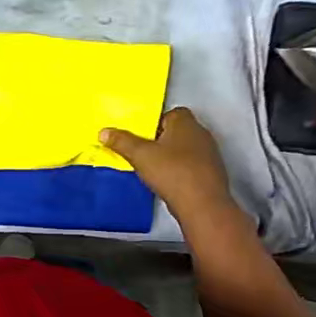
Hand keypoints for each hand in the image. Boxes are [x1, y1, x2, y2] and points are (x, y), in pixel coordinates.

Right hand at [101, 107, 232, 221]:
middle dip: (160, 139)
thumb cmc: (172, 172)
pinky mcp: (211, 172)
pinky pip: (191, 164)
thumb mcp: (139, 155)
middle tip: (142, 151)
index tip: (141, 135)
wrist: (201, 204)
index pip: (171, 113)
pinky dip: (179, 169)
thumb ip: (121, 142)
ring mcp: (209, 154)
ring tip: (152, 168)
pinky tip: (166, 180)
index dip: (155, 122)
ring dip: (170, 155)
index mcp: (186, 123)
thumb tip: (104, 132)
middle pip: (177, 131)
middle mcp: (201, 134)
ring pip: (184, 148)